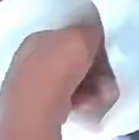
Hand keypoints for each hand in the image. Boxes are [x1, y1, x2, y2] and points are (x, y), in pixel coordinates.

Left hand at [0, 24, 117, 130]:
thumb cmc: (59, 66)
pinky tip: (86, 104)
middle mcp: (31, 59)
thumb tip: (96, 37)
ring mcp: (32, 84)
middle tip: (107, 79)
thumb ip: (93, 31)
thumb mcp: (84, 36)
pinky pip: (68, 98)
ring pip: (74, 81)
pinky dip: (81, 100)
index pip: (70, 36)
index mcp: (38, 38)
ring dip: (93, 87)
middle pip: (74, 61)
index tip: (105, 54)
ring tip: (100, 95)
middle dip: (96, 70)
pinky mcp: (36, 106)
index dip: (91, 44)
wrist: (36, 108)